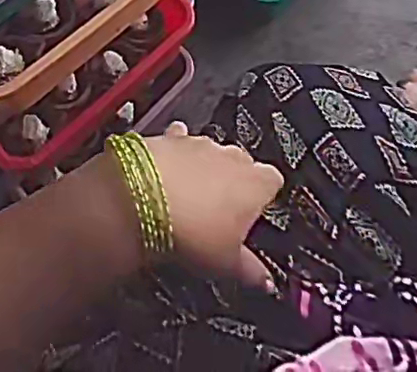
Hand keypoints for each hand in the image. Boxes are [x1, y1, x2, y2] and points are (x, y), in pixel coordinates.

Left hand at [142, 122, 285, 289]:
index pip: (273, 180)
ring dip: (207, 166)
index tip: (257, 212)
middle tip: (224, 210)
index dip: (266, 195)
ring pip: (212, 151)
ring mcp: (200, 141)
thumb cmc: (195, 231)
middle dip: (236, 179)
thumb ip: (251, 269)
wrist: (143, 197)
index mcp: (255, 182)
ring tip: (194, 194)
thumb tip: (264, 280)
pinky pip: (180, 139)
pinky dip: (178, 151)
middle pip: (243, 162)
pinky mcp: (170, 136)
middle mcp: (231, 155)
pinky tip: (171, 167)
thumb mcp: (227, 262)